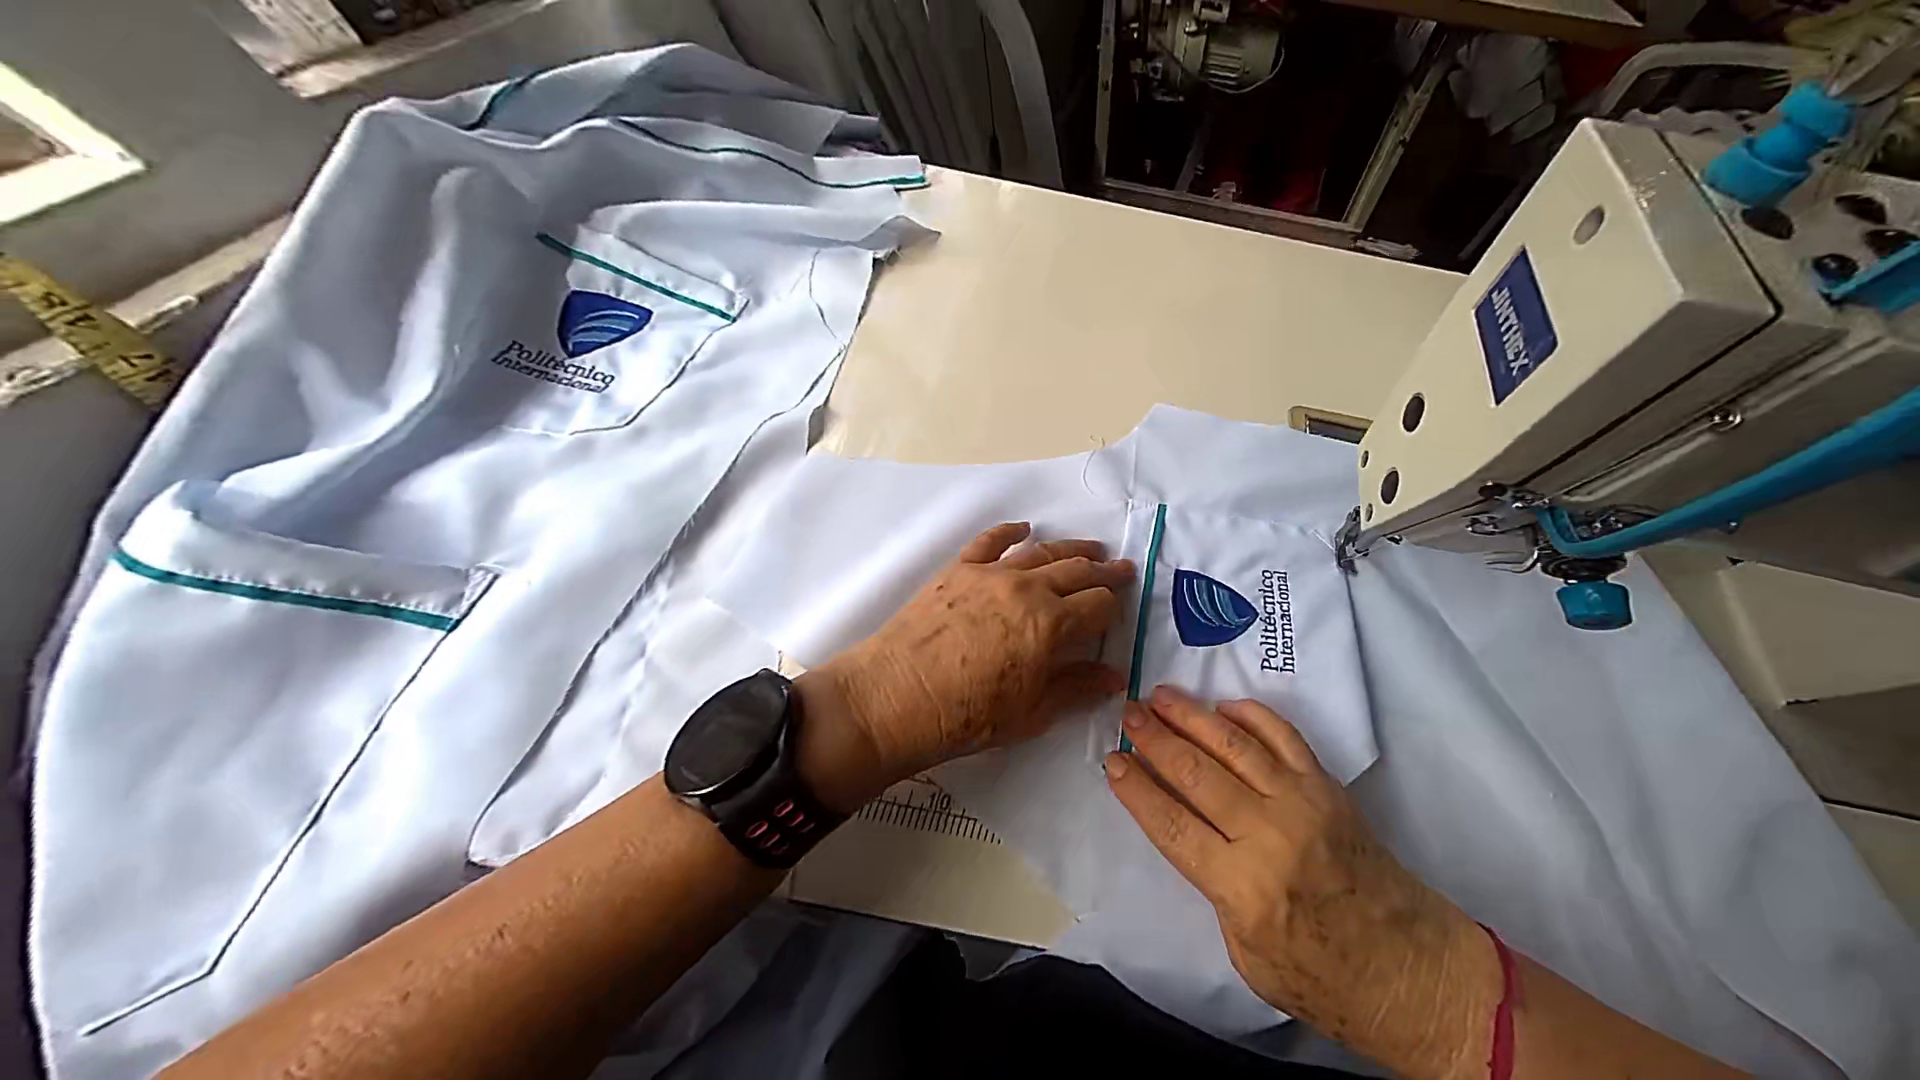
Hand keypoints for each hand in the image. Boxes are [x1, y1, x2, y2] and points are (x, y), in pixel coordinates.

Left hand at [795, 522, 1133, 811]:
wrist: (896, 697)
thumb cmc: (966, 716)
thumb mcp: (1031, 713)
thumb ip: (1075, 688)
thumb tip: (1114, 676)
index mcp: (1050, 625)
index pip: (1098, 606)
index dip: (1114, 607)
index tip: (1121, 608)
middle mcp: (1026, 589)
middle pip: (1076, 571)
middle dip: (1104, 571)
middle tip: (1122, 569)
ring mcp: (989, 574)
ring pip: (1040, 552)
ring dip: (1070, 548)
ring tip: (1090, 548)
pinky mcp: (957, 571)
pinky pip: (990, 542)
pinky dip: (1010, 532)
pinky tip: (1023, 529)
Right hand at [1106, 686, 1499, 1079]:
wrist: (1416, 973)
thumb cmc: (1323, 977)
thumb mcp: (1246, 955)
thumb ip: (1214, 888)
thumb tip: (1189, 830)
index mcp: (1243, 886)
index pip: (1172, 824)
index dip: (1136, 788)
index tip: (1111, 760)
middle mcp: (1270, 836)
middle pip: (1196, 774)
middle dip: (1154, 739)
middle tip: (1127, 713)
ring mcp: (1304, 806)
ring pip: (1235, 747)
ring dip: (1192, 716)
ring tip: (1160, 695)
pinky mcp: (1330, 791)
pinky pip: (1285, 739)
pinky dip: (1254, 716)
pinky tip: (1225, 704)